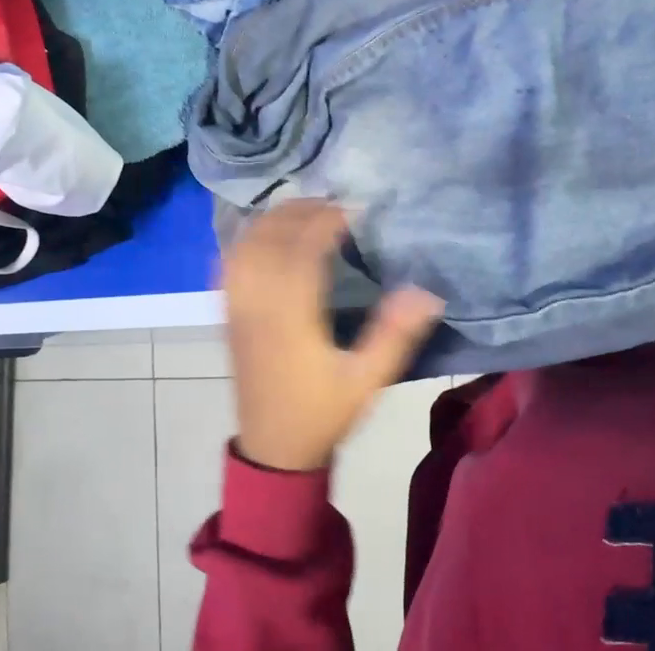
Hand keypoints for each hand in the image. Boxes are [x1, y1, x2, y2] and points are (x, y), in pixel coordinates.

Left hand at [219, 200, 444, 471]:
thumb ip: (394, 335)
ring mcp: (238, 307)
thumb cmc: (323, 413)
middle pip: (271, 237)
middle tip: (334, 204)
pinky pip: (228, 264)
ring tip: (304, 211)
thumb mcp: (367, 380)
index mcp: (292, 315)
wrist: (273, 449)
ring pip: (246, 245)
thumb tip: (426, 292)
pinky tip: (265, 234)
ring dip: (274, 220)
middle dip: (301, 211)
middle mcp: (259, 303)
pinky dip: (247, 239)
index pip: (305, 248)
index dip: (329, 220)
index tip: (356, 208)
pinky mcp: (228, 314)